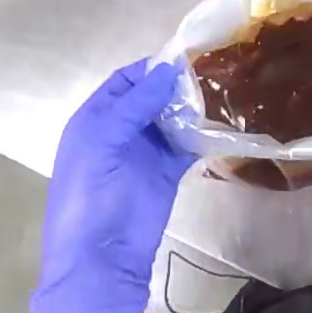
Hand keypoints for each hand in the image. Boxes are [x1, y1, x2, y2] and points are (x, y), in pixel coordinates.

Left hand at [31, 61, 195, 312]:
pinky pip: (185, 146)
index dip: (150, 69)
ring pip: (170, 120)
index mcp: (95, 120)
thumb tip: (167, 71)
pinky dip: (200, 135)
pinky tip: (219, 124)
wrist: (102, 256)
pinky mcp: (167, 173)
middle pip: (151, 99)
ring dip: (189, 109)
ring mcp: (145, 153)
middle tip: (211, 72)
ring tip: (221, 91)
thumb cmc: (90, 196)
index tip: (183, 56)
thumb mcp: (102, 142)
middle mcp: (121, 132)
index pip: (125, 83)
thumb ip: (133, 106)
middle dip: (175, 86)